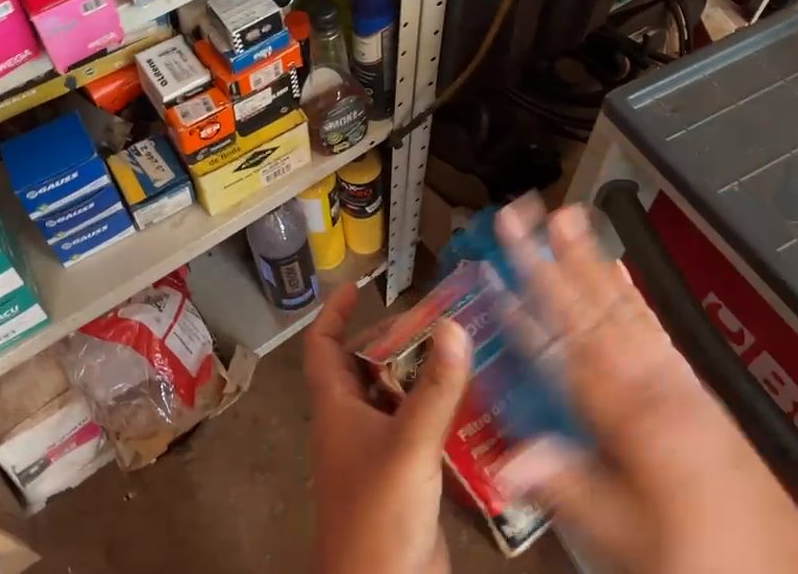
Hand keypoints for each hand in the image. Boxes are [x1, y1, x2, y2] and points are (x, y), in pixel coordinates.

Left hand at [304, 282, 470, 573]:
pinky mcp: (403, 478)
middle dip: (396, 342)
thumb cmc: (378, 512)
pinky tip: (474, 409)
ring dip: (423, 378)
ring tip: (463, 354)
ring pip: (396, 400)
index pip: (323, 346)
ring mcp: (377, 452)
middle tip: (437, 321)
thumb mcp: (409, 444)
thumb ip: (434, 388)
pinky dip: (440, 415)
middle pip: (366, 368)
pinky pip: (418, 432)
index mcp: (336, 407)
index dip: (335, 313)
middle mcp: (352, 423)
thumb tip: (453, 325)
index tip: (359, 286)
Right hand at [493, 198, 797, 573]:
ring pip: (625, 307)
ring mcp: (675, 379)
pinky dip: (633, 292)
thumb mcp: (624, 532)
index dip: (527, 295)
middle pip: (594, 308)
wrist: (781, 564)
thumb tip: (509, 461)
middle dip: (556, 257)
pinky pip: (655, 325)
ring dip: (592, 260)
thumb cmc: (701, 547)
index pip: (563, 339)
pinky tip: (621, 271)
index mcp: (629, 415)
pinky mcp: (691, 386)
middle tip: (530, 213)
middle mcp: (652, 384)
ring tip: (569, 221)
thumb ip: (567, 484)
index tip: (500, 259)